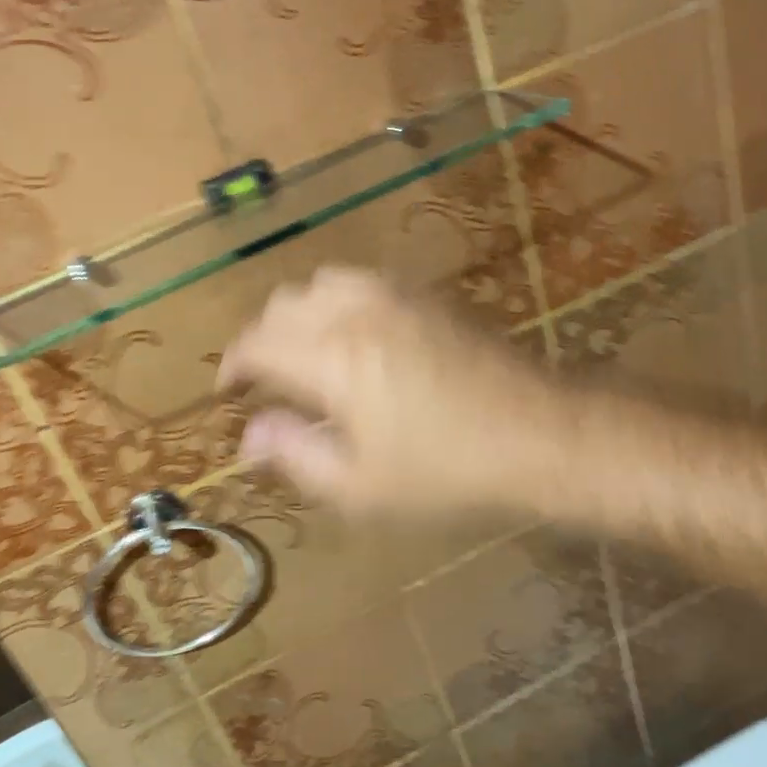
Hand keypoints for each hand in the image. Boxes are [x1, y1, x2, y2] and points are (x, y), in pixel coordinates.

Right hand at [216, 266, 572, 515]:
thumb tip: (249, 437)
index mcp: (331, 358)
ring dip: (298, 313)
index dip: (233, 366)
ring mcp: (392, 295)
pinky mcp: (423, 294)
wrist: (537, 433)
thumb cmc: (445, 471)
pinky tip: (351, 334)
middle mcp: (354, 312)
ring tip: (304, 351)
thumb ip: (294, 455)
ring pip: (319, 283)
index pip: (257, 344)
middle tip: (266, 381)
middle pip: (282, 306)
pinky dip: (335, 301)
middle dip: (262, 339)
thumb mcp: (360, 486)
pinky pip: (358, 280)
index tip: (229, 392)